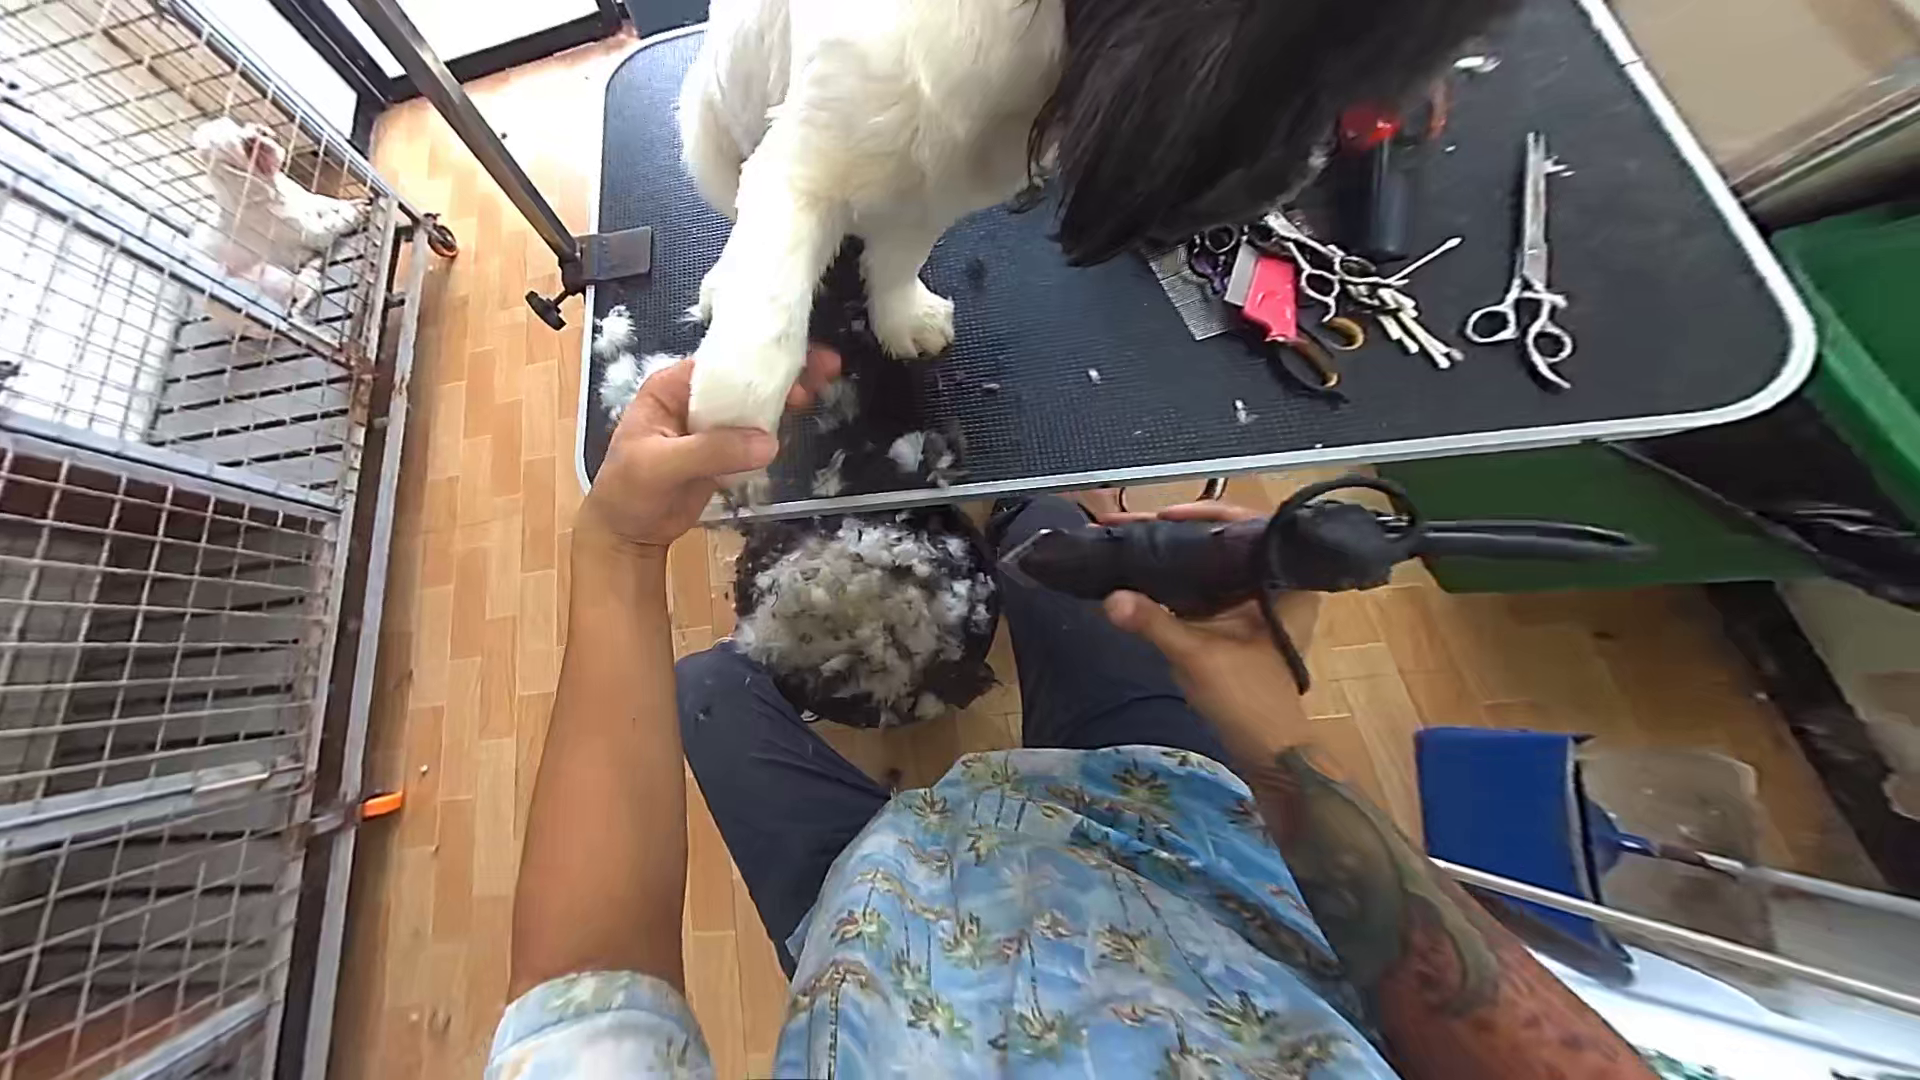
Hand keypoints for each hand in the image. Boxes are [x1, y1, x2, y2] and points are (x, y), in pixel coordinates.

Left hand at [578, 348, 841, 555]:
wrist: (629, 533)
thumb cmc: (629, 491)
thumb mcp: (662, 465)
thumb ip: (712, 451)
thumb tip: (770, 442)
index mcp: (673, 389)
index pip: (721, 363)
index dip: (760, 359)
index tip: (798, 357)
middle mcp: (695, 400)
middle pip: (745, 379)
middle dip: (783, 372)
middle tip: (825, 368)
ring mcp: (713, 426)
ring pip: (755, 404)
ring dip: (786, 396)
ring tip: (822, 387)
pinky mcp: (726, 451)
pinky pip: (757, 432)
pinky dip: (780, 424)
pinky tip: (802, 416)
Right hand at [1097, 502, 1322, 763]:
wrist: (1268, 750)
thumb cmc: (1248, 698)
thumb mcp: (1196, 655)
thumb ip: (1152, 622)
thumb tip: (1109, 597)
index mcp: (1279, 580)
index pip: (1247, 524)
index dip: (1205, 511)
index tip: (1165, 515)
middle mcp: (1269, 582)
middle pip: (1221, 539)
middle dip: (1175, 528)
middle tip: (1133, 523)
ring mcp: (1252, 601)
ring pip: (1209, 560)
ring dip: (1171, 549)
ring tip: (1131, 536)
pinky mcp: (1234, 618)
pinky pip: (1202, 582)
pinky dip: (1173, 574)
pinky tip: (1142, 568)